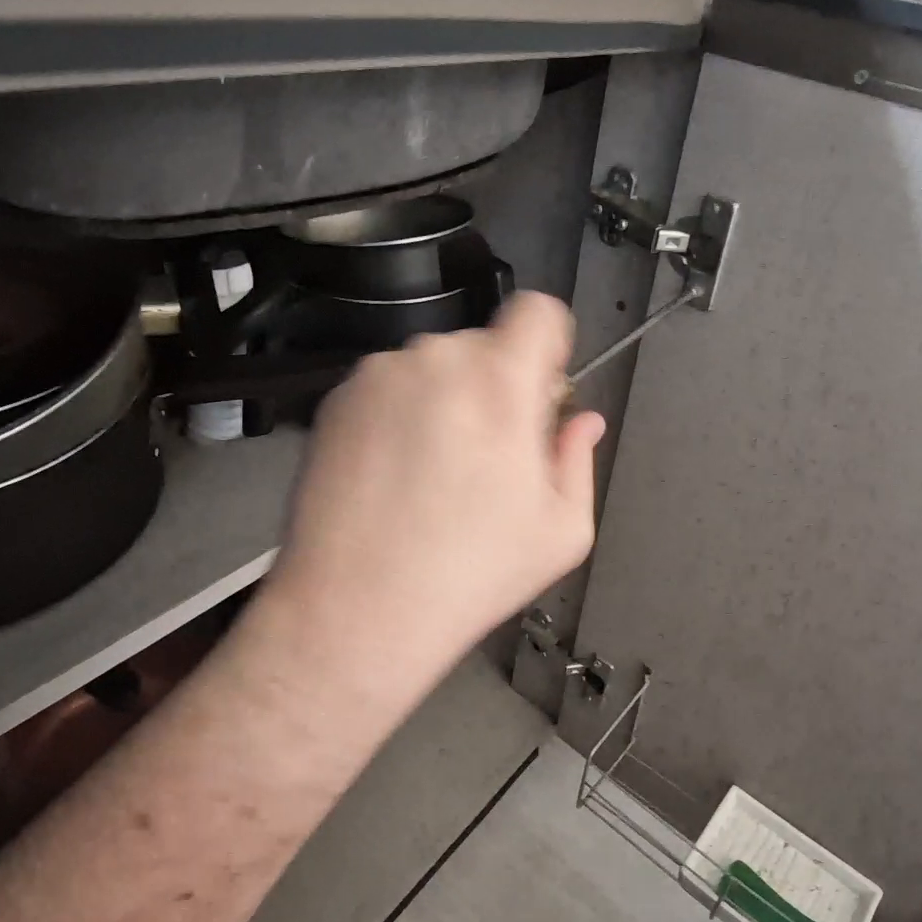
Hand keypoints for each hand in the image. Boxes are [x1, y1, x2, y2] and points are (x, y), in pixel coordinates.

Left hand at [265, 293, 606, 665]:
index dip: (549, 344)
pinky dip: (401, 415)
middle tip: (492, 452)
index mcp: (501, 385)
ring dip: (446, 400)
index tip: (543, 381)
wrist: (356, 609)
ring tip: (438, 474)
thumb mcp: (561, 531)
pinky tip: (400, 476)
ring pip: (434, 368)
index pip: (538, 312)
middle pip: (486, 345)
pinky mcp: (338, 400)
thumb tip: (582, 425)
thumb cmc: (462, 576)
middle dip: (498, 385)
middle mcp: (436, 364)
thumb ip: (578, 459)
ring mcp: (380, 378)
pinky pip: (389, 388)